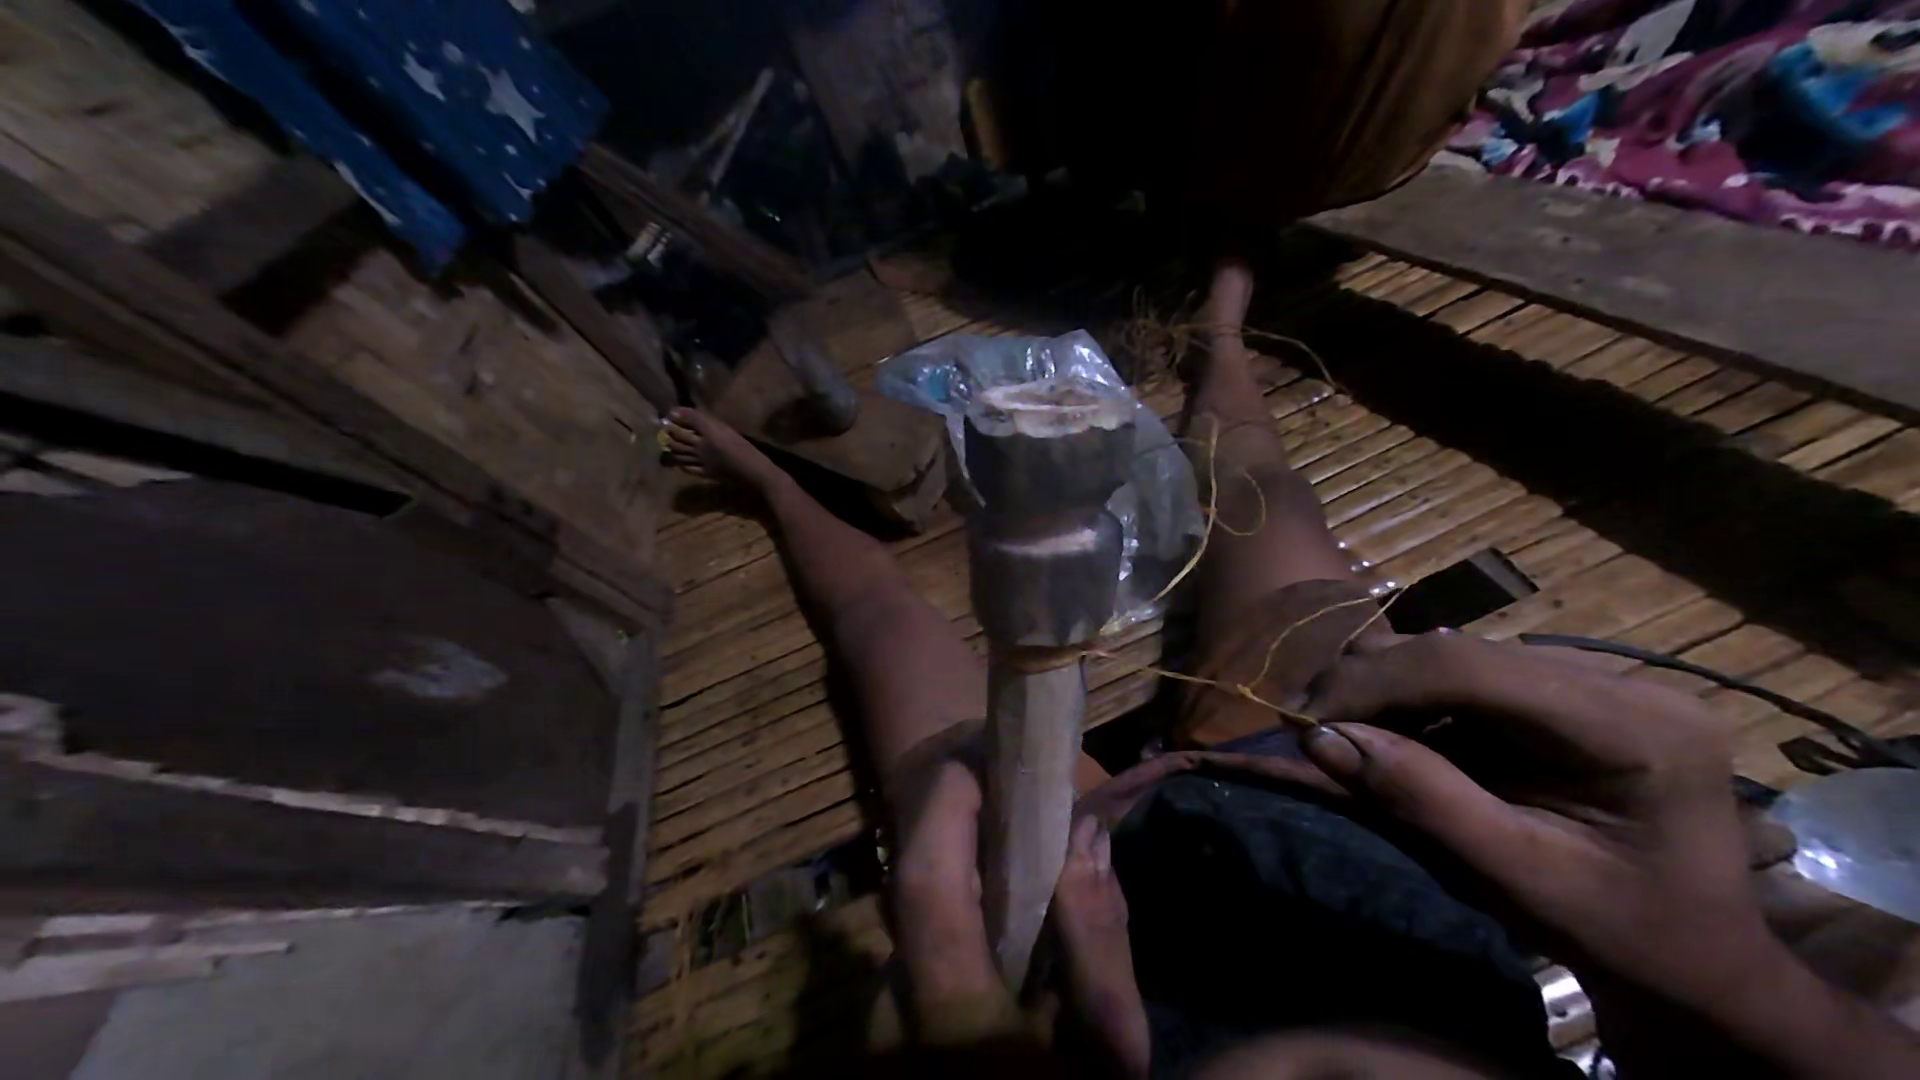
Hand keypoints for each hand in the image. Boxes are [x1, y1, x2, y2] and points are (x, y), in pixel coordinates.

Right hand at [1297, 630, 1765, 997]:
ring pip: (1442, 652)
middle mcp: (1615, 680)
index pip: (1468, 667)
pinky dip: (1402, 699)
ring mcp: (1585, 677)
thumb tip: (1317, 738)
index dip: (1372, 685)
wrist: (1691, 957)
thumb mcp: (1518, 877)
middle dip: (1365, 686)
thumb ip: (1420, 800)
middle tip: (1309, 732)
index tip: (1304, 723)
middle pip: (1450, 651)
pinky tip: (1387, 734)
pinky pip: (1452, 671)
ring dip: (1377, 690)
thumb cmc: (1620, 931)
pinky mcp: (1553, 687)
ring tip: (1343, 736)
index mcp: (1633, 726)